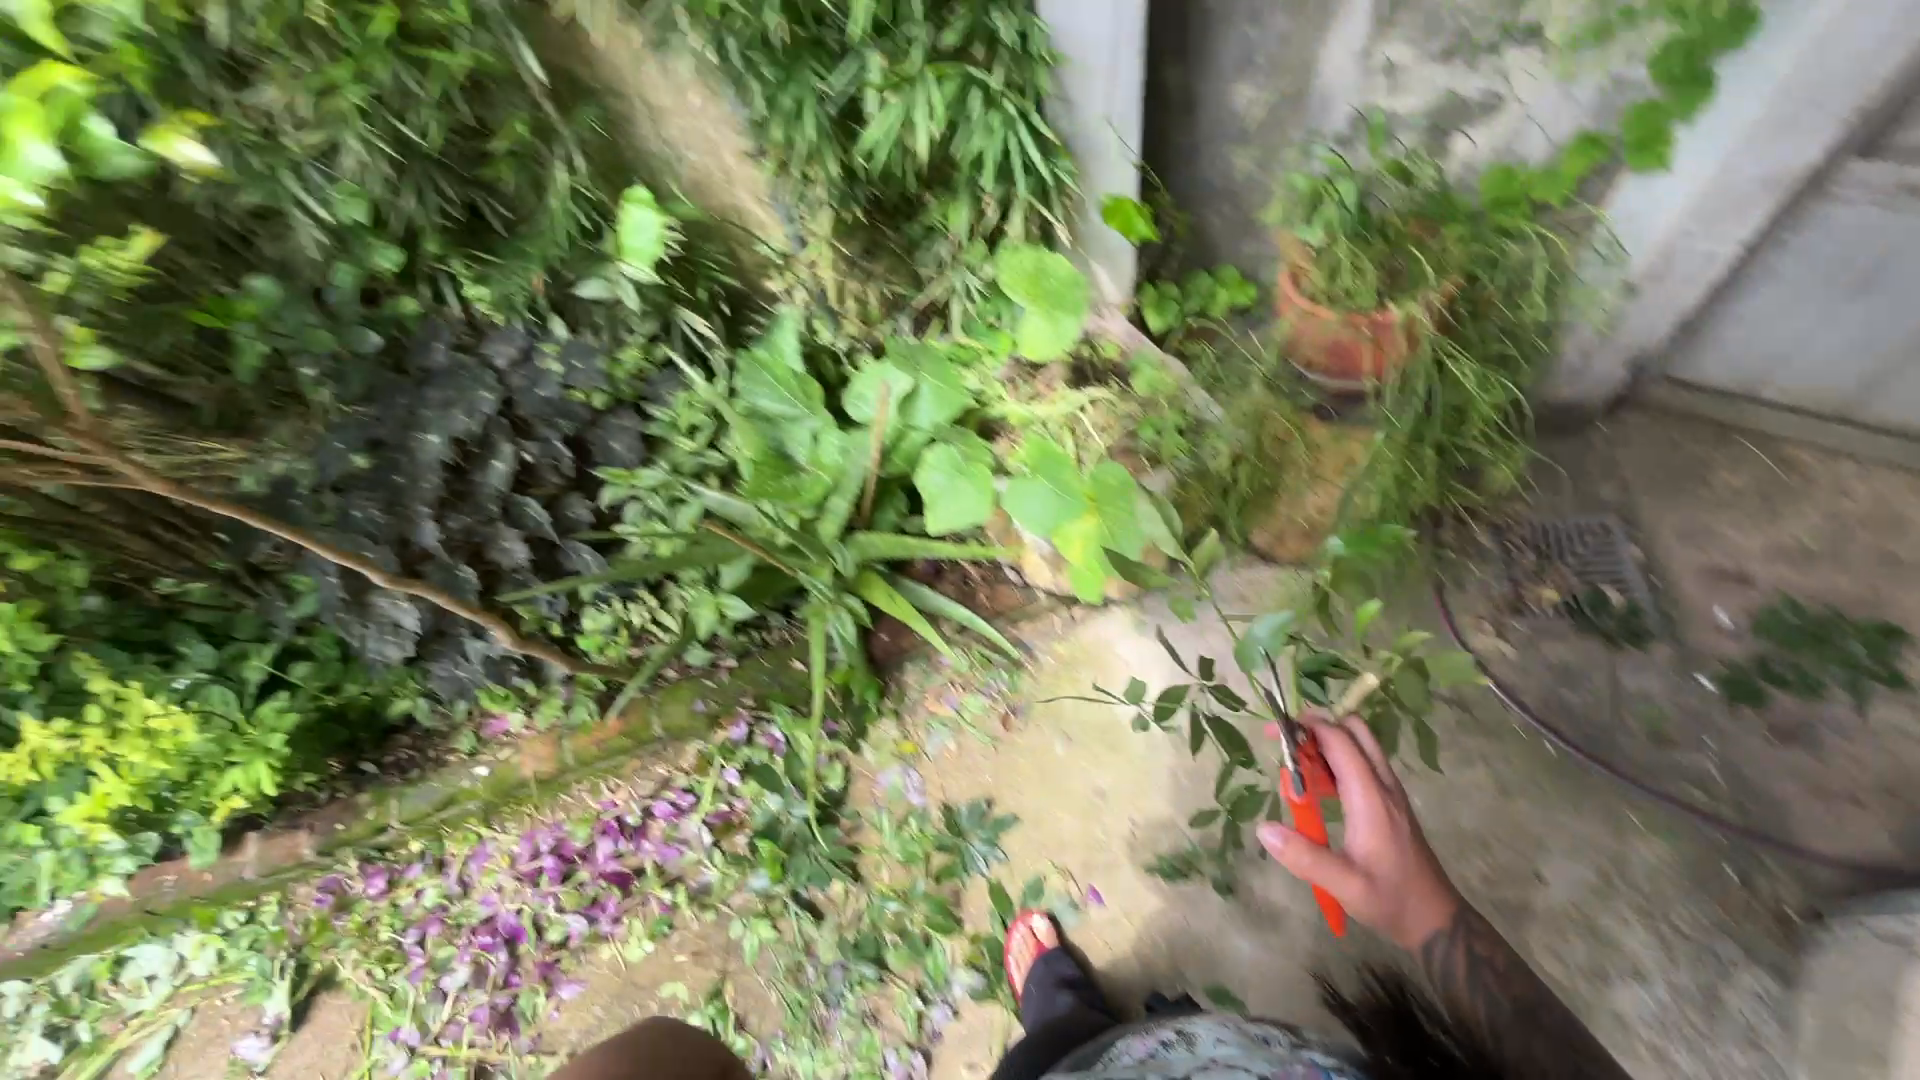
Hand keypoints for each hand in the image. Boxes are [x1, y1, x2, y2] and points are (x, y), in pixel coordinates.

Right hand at [1258, 714, 1460, 949]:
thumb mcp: (1345, 886)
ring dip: (1325, 743)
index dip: (1305, 727)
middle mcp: (1383, 785)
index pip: (1339, 739)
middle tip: (1286, 745)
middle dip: (1317, 725)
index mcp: (1370, 797)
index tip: (1274, 735)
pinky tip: (1316, 788)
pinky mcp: (1389, 801)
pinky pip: (1361, 763)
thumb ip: (1305, 858)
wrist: (1436, 919)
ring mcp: (1389, 792)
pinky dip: (1335, 761)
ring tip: (1295, 768)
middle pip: (1355, 729)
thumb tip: (1264, 828)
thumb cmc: (1391, 900)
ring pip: (1359, 744)